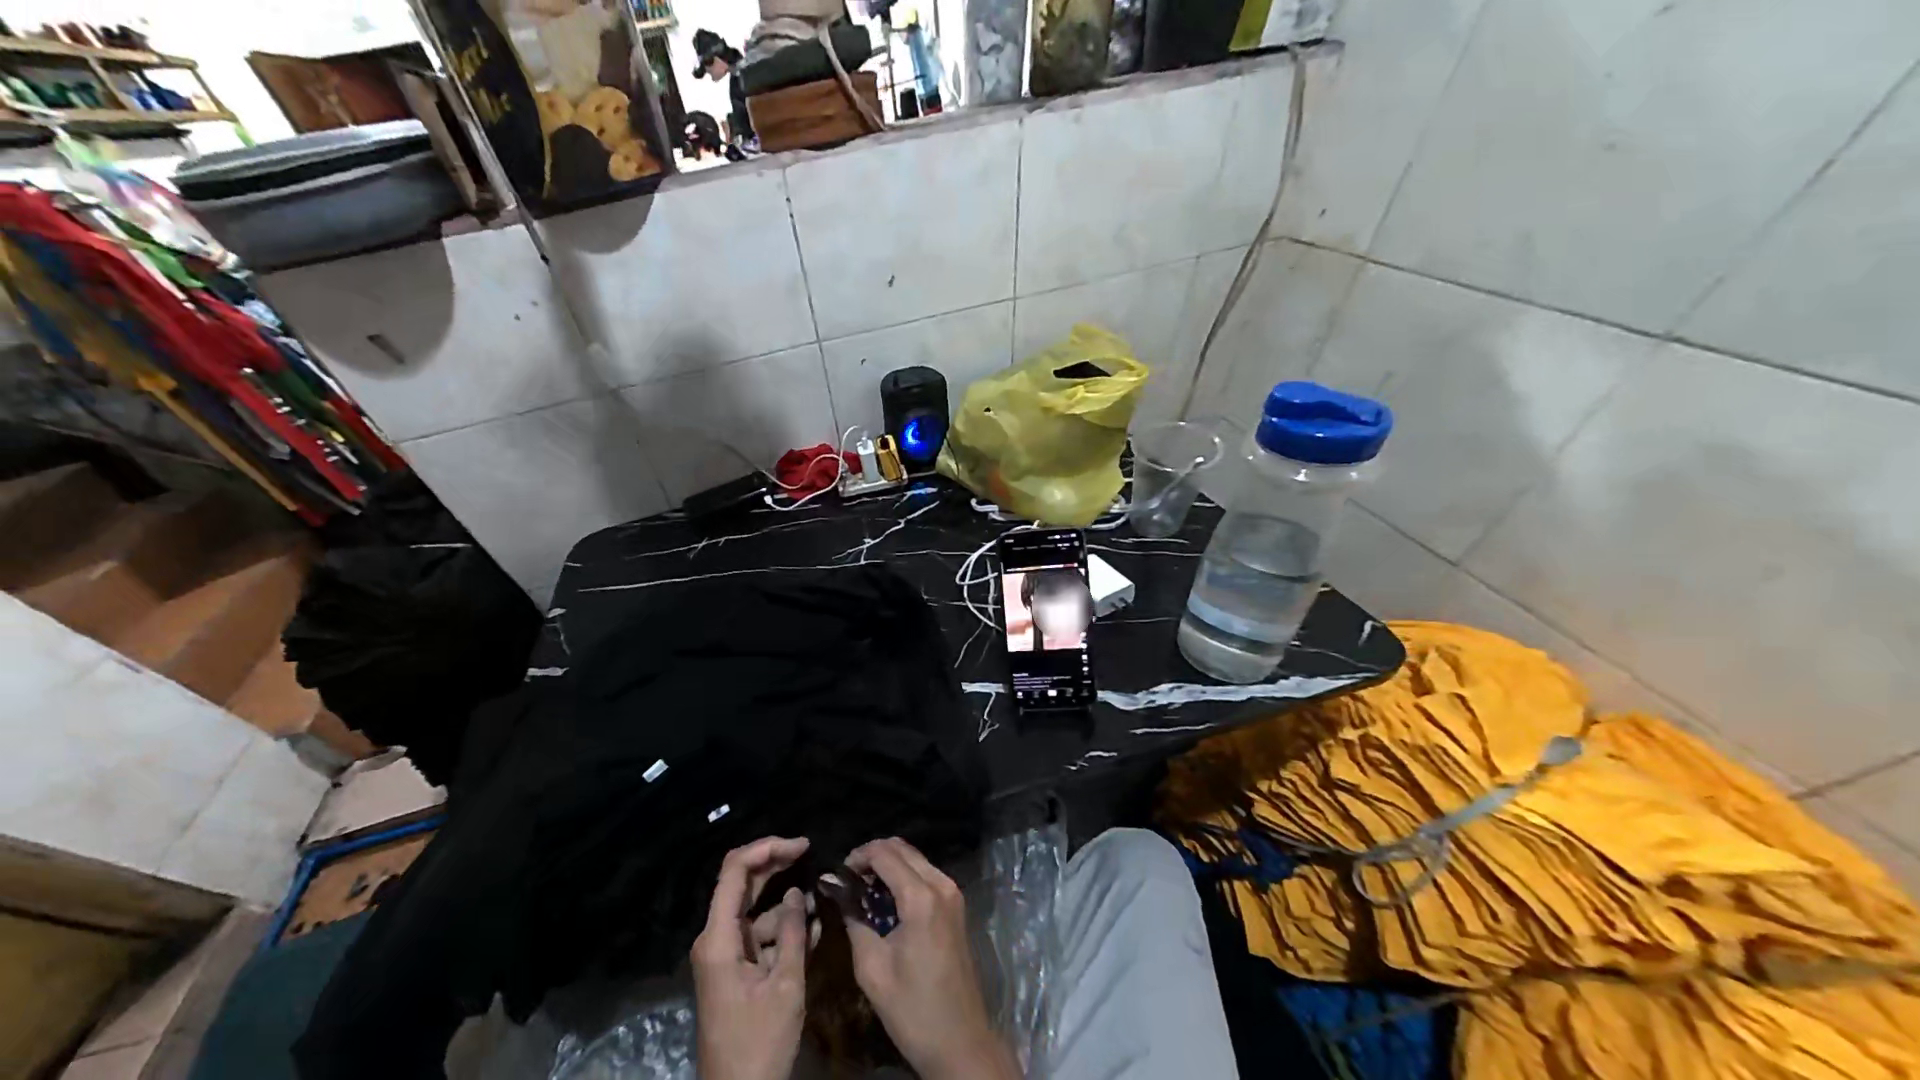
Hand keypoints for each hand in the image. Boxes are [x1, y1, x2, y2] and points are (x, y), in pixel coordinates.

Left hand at [693, 837, 810, 1079]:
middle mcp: (715, 939)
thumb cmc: (760, 1043)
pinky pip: (759, 938)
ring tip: (822, 908)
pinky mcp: (734, 972)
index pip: (735, 870)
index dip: (767, 848)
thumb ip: (793, 933)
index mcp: (718, 938)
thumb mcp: (785, 985)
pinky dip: (784, 931)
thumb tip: (798, 894)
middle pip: (743, 885)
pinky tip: (813, 930)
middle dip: (778, 868)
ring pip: (756, 912)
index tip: (802, 846)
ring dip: (788, 907)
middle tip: (813, 857)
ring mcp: (724, 956)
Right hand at [842, 839, 1020, 1079]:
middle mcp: (942, 884)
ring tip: (863, 890)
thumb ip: (854, 919)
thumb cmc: (911, 1008)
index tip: (837, 875)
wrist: (959, 1039)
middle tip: (848, 880)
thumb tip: (835, 888)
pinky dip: (904, 876)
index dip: (857, 857)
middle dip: (873, 856)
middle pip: (902, 848)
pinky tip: (886, 900)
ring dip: (889, 865)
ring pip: (915, 858)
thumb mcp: (872, 967)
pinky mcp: (957, 905)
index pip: (884, 853)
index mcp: (921, 897)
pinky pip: (926, 874)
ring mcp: (953, 893)